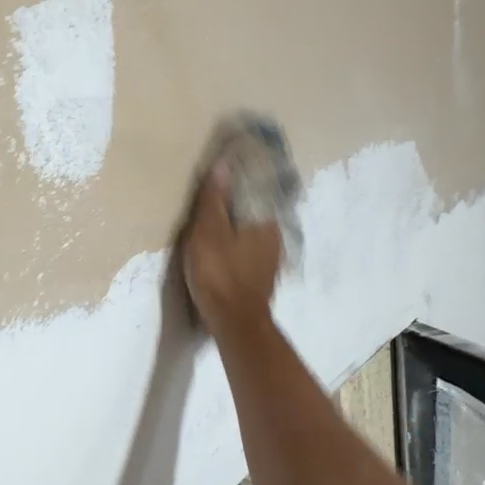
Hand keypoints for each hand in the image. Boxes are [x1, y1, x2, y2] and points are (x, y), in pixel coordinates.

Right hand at [181, 162, 284, 337]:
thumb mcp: (209, 231)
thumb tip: (223, 164)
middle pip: (256, 207)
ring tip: (218, 208)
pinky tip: (225, 238)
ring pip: (253, 227)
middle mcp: (275, 234)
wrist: (234, 322)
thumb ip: (215, 199)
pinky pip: (249, 245)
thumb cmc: (219, 273)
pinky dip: (238, 236)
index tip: (228, 162)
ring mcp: (270, 257)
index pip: (257, 186)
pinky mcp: (261, 274)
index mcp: (266, 219)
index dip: (242, 174)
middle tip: (220, 183)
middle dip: (240, 196)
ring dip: (238, 217)